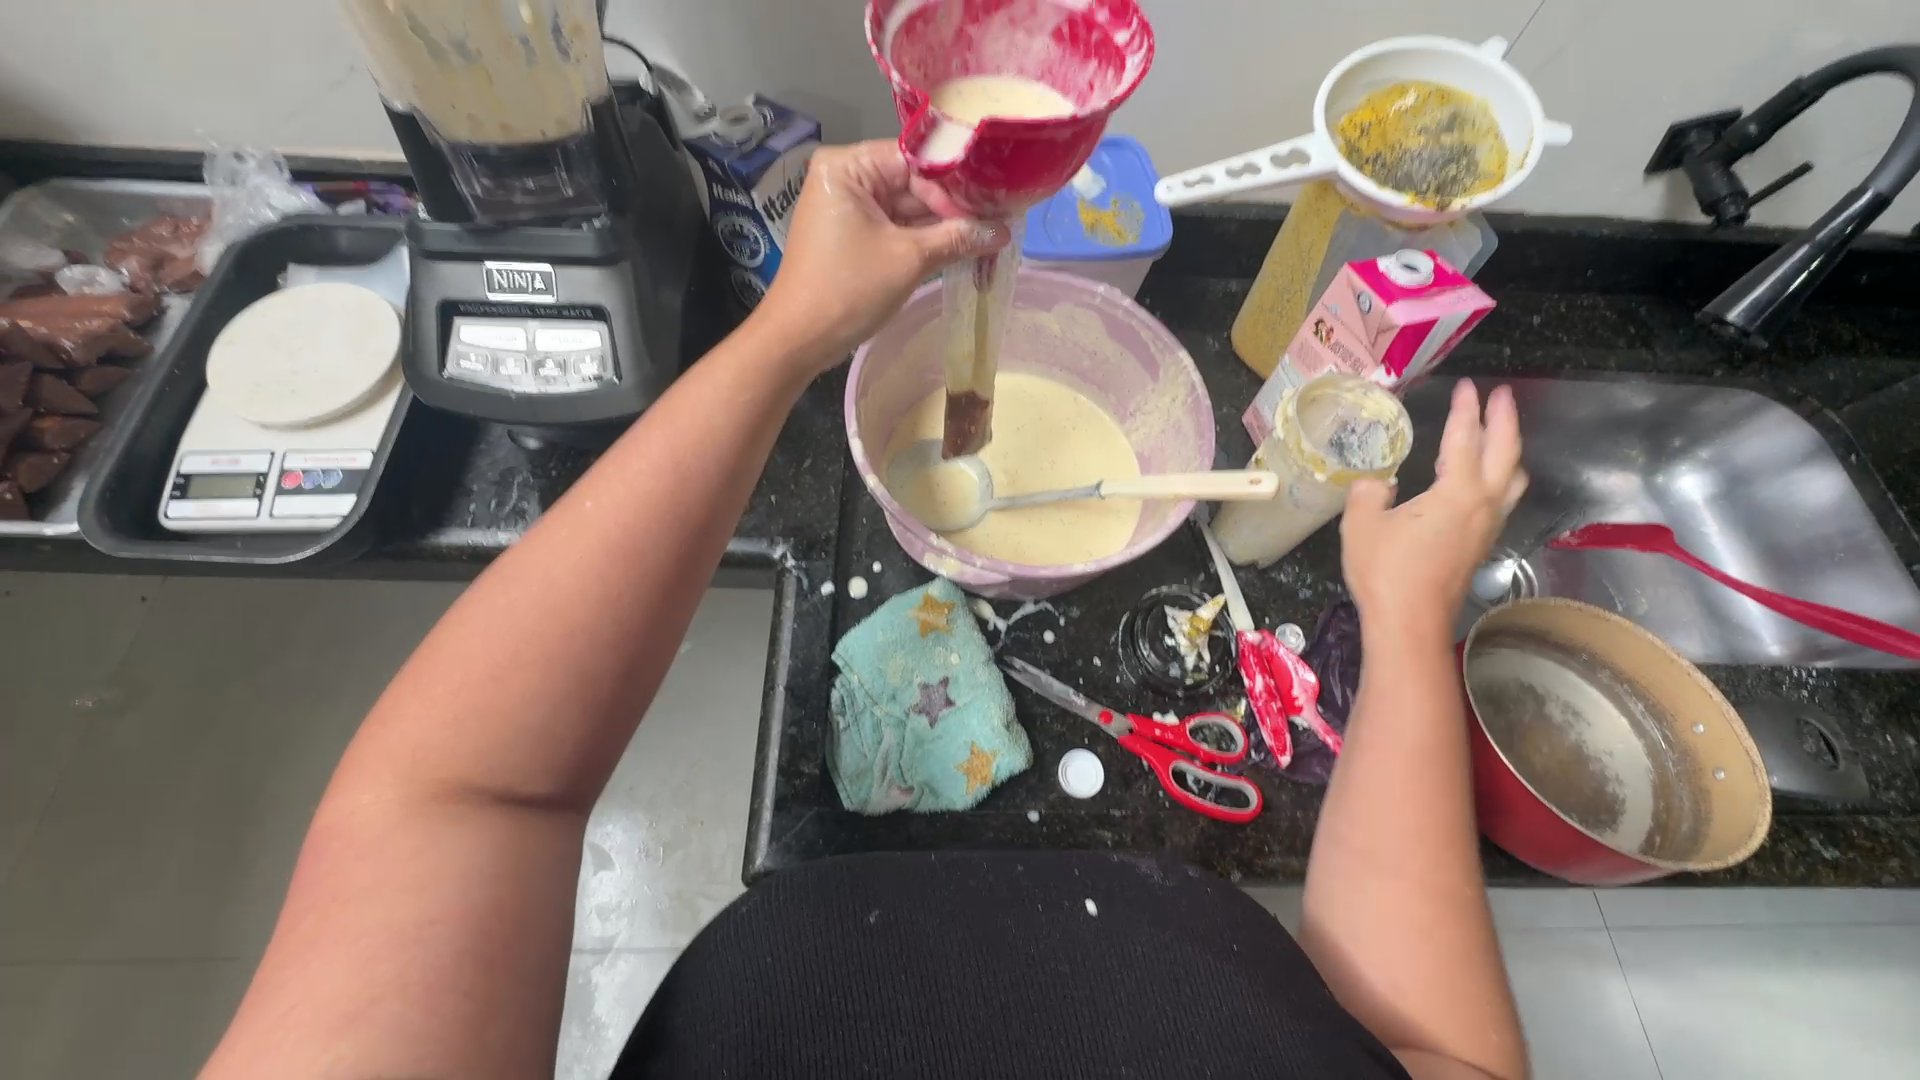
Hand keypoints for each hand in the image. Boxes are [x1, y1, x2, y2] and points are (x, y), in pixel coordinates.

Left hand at [753, 140, 1010, 369]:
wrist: (799, 339)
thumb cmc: (848, 291)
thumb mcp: (908, 261)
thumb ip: (956, 239)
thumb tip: (1003, 230)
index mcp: (849, 167)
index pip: (916, 161)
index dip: (957, 182)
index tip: (996, 201)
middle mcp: (847, 178)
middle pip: (914, 182)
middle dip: (955, 205)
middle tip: (1002, 218)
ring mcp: (850, 209)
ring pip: (909, 208)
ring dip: (946, 225)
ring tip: (993, 233)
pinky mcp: (855, 236)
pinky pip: (897, 229)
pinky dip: (926, 240)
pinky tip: (965, 245)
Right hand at [1340, 380, 1525, 635]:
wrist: (1409, 623)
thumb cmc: (1385, 571)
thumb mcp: (1362, 523)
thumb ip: (1369, 492)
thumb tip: (1377, 483)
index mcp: (1457, 493)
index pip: (1465, 439)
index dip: (1466, 411)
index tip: (1468, 387)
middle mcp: (1483, 505)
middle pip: (1506, 453)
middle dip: (1504, 420)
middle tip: (1501, 395)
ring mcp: (1486, 528)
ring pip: (1513, 479)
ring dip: (1509, 451)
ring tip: (1500, 436)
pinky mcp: (1480, 547)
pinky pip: (1502, 499)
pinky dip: (1500, 477)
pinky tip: (1483, 482)